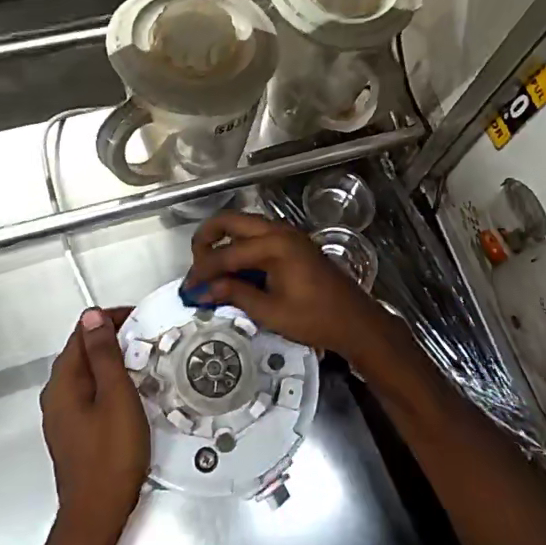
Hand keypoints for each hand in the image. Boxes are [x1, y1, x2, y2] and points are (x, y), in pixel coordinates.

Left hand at [40, 308, 148, 544]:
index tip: (139, 319)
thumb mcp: (115, 397)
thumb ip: (104, 355)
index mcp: (63, 380)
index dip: (109, 320)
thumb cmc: (111, 454)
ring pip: (86, 376)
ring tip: (142, 365)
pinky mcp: (70, 434)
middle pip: (81, 353)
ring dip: (111, 365)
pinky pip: (88, 397)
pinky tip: (127, 397)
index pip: (82, 333)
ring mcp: (60, 416)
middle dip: (112, 341)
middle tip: (147, 341)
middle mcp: (54, 394)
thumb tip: (91, 316)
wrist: (96, 515)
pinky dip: (107, 387)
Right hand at [182, 211, 393, 359]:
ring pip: (243, 225)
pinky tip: (233, 269)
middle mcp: (280, 231)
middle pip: (230, 221)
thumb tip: (203, 290)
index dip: (202, 271)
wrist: (357, 323)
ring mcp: (288, 234)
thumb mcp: (270, 312)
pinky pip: (257, 234)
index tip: (188, 288)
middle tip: (195, 265)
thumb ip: (234, 294)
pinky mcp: (293, 243)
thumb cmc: (316, 319)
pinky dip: (239, 245)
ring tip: (210, 268)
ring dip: (222, 240)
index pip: (225, 253)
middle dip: (206, 239)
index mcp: (275, 246)